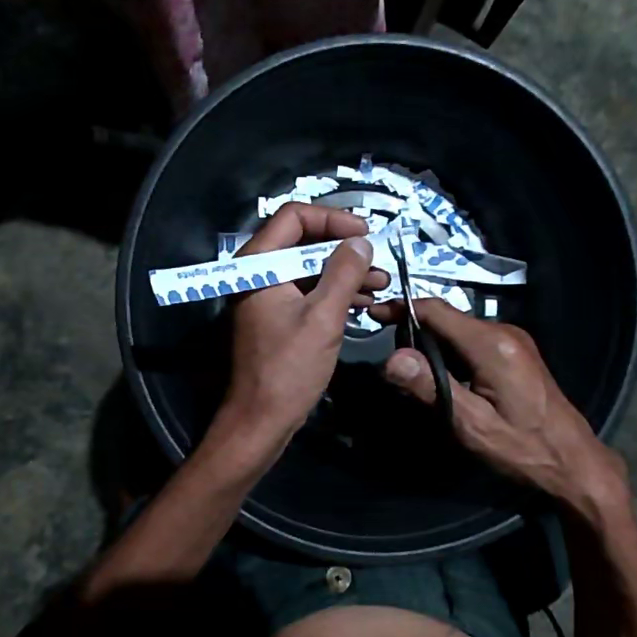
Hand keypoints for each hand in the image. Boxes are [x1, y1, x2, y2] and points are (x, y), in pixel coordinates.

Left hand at [220, 203, 388, 443]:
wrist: (260, 419)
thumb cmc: (288, 368)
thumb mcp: (323, 317)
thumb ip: (344, 273)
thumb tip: (361, 241)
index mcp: (257, 265)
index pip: (294, 217)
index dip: (333, 219)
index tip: (366, 234)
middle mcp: (257, 273)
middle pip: (302, 240)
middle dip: (342, 248)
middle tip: (378, 260)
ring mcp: (265, 295)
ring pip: (307, 267)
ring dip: (343, 271)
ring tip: (380, 281)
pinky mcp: (276, 316)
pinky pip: (306, 291)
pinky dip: (333, 291)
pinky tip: (363, 299)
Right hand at [376, 298, 626, 510]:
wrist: (575, 463)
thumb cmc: (523, 447)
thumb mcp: (471, 424)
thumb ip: (431, 388)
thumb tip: (391, 358)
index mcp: (492, 344)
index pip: (437, 311)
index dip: (401, 309)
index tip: (373, 316)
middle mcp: (504, 332)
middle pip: (446, 318)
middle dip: (414, 332)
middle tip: (389, 358)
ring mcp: (513, 341)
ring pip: (458, 330)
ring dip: (431, 345)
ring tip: (410, 373)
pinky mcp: (515, 353)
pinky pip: (472, 341)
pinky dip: (450, 353)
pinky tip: (441, 378)